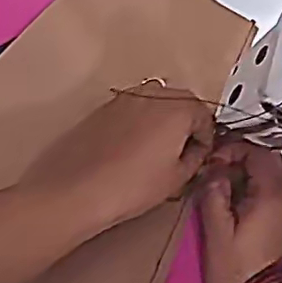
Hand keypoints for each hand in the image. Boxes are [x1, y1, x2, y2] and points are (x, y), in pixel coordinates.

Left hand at [23, 82, 215, 234]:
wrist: (76, 189)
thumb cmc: (133, 185)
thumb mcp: (177, 179)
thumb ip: (195, 158)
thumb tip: (196, 149)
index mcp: (180, 107)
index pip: (205, 115)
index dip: (206, 138)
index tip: (199, 157)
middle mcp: (156, 93)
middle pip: (182, 101)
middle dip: (187, 123)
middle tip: (181, 151)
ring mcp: (128, 96)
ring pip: (157, 101)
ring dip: (163, 118)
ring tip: (156, 148)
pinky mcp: (105, 106)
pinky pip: (134, 107)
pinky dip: (140, 120)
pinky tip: (130, 147)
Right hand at [200, 141, 281, 282]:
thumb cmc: (237, 278)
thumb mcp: (216, 231)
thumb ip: (214, 194)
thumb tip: (213, 173)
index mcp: (273, 197)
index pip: (259, 153)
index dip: (234, 149)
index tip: (216, 158)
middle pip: (269, 161)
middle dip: (242, 157)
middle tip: (218, 165)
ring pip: (271, 177)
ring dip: (248, 173)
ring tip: (222, 183)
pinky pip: (271, 195)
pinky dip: (254, 189)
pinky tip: (233, 203)